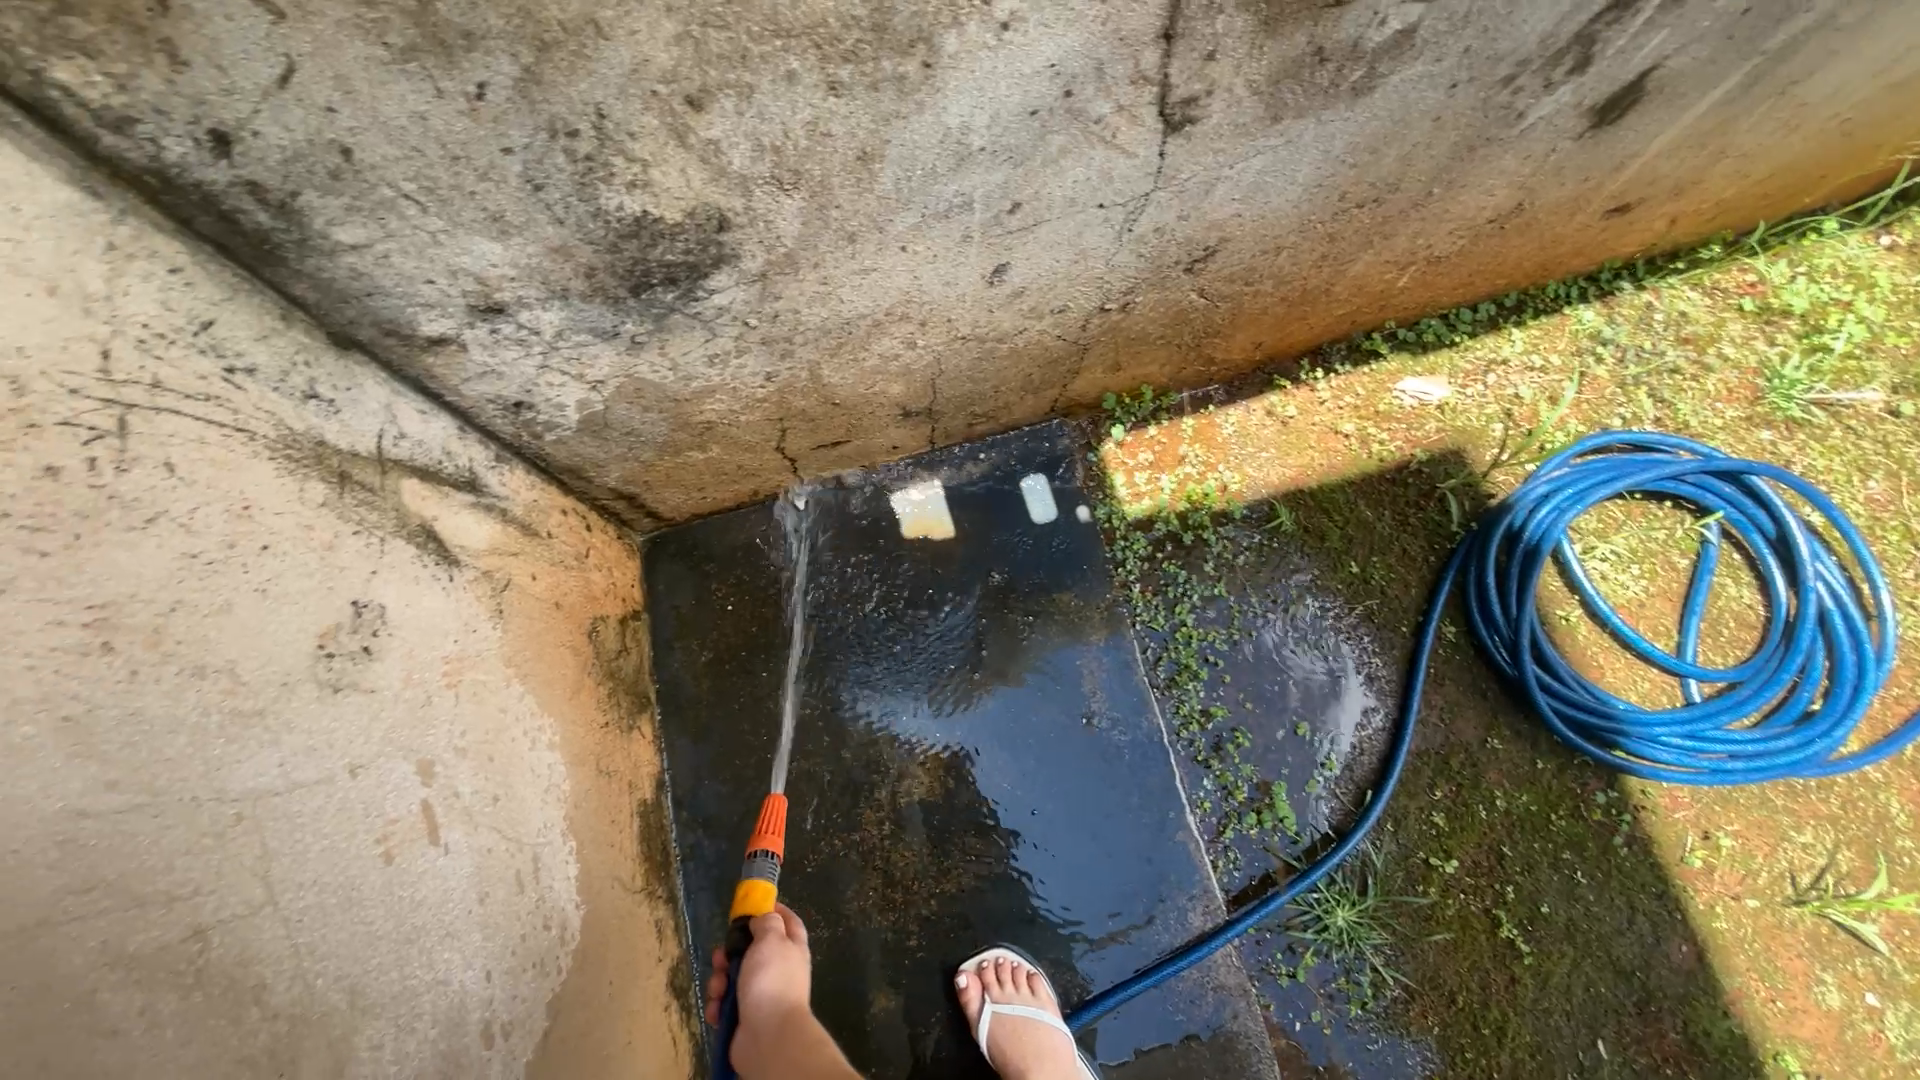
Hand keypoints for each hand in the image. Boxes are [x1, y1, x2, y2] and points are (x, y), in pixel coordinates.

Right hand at [706, 904, 817, 1075]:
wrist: (768, 1036)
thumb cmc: (771, 980)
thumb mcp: (772, 940)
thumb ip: (767, 923)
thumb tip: (763, 919)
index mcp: (792, 948)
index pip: (789, 922)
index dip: (775, 911)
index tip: (755, 906)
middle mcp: (778, 969)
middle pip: (751, 951)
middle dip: (730, 953)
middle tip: (720, 957)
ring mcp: (761, 994)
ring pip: (733, 978)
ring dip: (719, 982)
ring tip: (719, 990)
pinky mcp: (744, 1016)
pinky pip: (725, 1004)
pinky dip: (718, 1006)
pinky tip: (717, 1010)